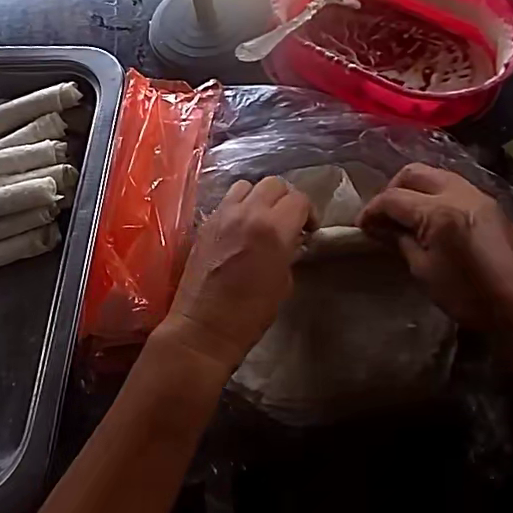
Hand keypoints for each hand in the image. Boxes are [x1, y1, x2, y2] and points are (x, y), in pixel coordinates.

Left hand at [156, 176, 315, 375]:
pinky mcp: (205, 223)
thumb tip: (290, 242)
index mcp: (274, 229)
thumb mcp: (283, 282)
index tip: (308, 230)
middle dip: (287, 199)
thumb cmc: (250, 314)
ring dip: (260, 197)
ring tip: (262, 219)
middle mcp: (248, 213)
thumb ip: (288, 253)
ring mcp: (223, 215)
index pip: (299, 199)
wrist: (203, 328)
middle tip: (288, 221)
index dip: (309, 212)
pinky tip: (241, 227)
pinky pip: (227, 200)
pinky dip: (239, 206)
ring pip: (248, 185)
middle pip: (275, 184)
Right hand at [358, 163, 512, 334]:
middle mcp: (458, 192)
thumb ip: (399, 241)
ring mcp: (477, 194)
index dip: (372, 210)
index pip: (393, 198)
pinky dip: (434, 193)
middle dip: (392, 189)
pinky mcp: (489, 203)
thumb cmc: (467, 295)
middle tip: (382, 215)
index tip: (362, 226)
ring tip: (404, 215)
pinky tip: (429, 216)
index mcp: (439, 211)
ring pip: (436, 174)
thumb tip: (378, 228)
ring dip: (414, 188)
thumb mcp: (424, 270)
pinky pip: (454, 185)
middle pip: (414, 173)